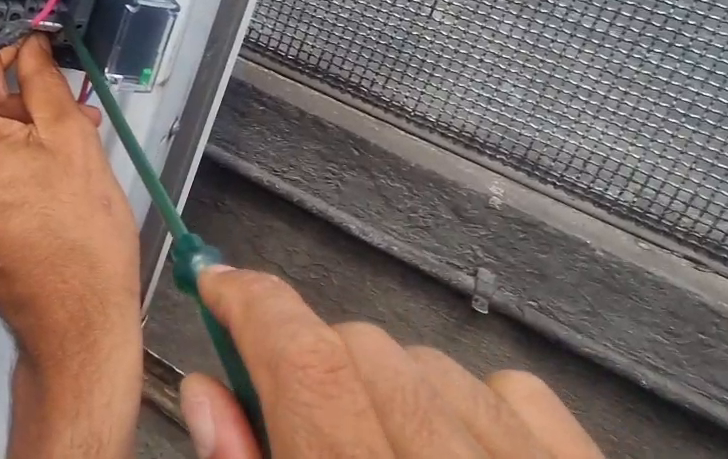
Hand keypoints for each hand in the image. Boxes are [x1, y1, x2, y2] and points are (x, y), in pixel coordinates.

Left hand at [0, 28, 140, 458]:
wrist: (73, 325)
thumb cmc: (76, 242)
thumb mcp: (69, 136)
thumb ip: (40, 76)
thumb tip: (28, 44)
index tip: (17, 54)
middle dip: (1, 84)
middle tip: (51, 100)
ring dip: (7, 118)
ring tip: (60, 135)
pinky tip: (42, 162)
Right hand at [181, 267, 606, 458]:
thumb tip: (209, 390)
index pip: (307, 364)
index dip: (251, 304)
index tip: (215, 284)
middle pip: (364, 347)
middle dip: (311, 358)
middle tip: (294, 408)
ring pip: (433, 361)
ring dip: (388, 383)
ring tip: (382, 447)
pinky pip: (518, 390)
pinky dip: (474, 402)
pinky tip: (458, 447)